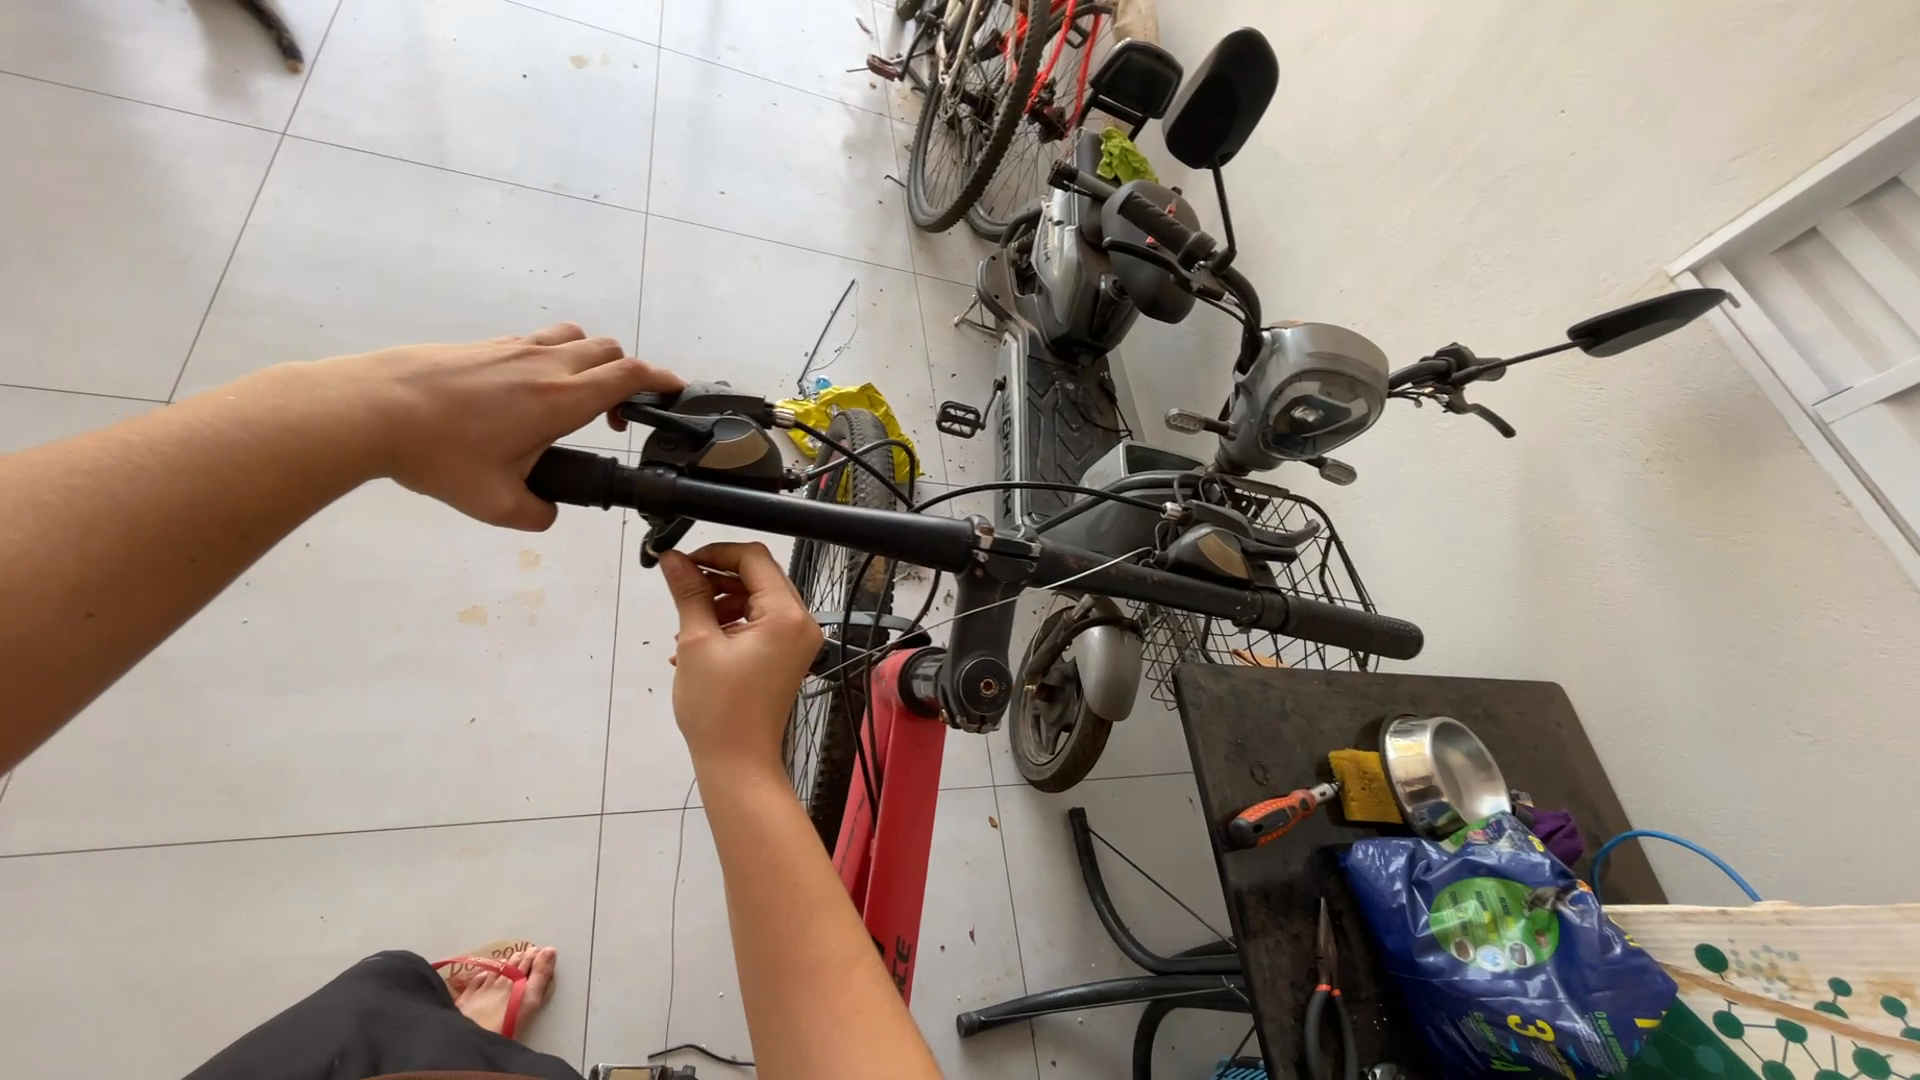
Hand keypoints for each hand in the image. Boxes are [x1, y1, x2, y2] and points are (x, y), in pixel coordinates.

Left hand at [301, 322, 682, 528]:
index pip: (631, 376)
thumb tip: (546, 511)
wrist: (366, 411)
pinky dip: (553, 358)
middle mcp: (546, 365)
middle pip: (610, 350)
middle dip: (628, 376)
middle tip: (616, 413)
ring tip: (576, 395)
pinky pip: (537, 340)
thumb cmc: (438, 457)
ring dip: (591, 360)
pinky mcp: (484, 344)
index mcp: (562, 400)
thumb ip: (537, 512)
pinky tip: (524, 392)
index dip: (663, 380)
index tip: (677, 391)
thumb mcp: (496, 504)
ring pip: (575, 337)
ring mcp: (513, 348)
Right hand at [661, 542, 822, 774]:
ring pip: (757, 600)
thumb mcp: (696, 643)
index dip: (716, 553)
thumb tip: (673, 559)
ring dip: (721, 603)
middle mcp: (802, 622)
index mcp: (787, 615)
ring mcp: (798, 640)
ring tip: (687, 626)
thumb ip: (688, 594)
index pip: (755, 559)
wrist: (738, 762)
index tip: (682, 561)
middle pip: (759, 577)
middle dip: (717, 579)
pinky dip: (731, 624)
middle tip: (681, 589)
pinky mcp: (788, 655)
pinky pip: (760, 623)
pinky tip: (699, 642)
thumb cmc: (718, 709)